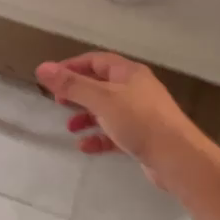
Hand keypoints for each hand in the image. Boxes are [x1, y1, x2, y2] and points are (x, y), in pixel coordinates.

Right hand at [36, 52, 202, 169]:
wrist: (177, 158)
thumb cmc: (139, 121)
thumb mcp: (101, 99)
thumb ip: (71, 85)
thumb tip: (42, 68)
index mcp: (128, 73)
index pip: (96, 61)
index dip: (72, 66)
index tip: (51, 78)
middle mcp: (136, 89)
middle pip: (100, 85)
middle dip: (78, 93)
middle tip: (58, 101)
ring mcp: (140, 114)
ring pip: (107, 110)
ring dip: (86, 116)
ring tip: (70, 127)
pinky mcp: (142, 137)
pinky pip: (114, 133)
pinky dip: (98, 137)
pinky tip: (85, 146)